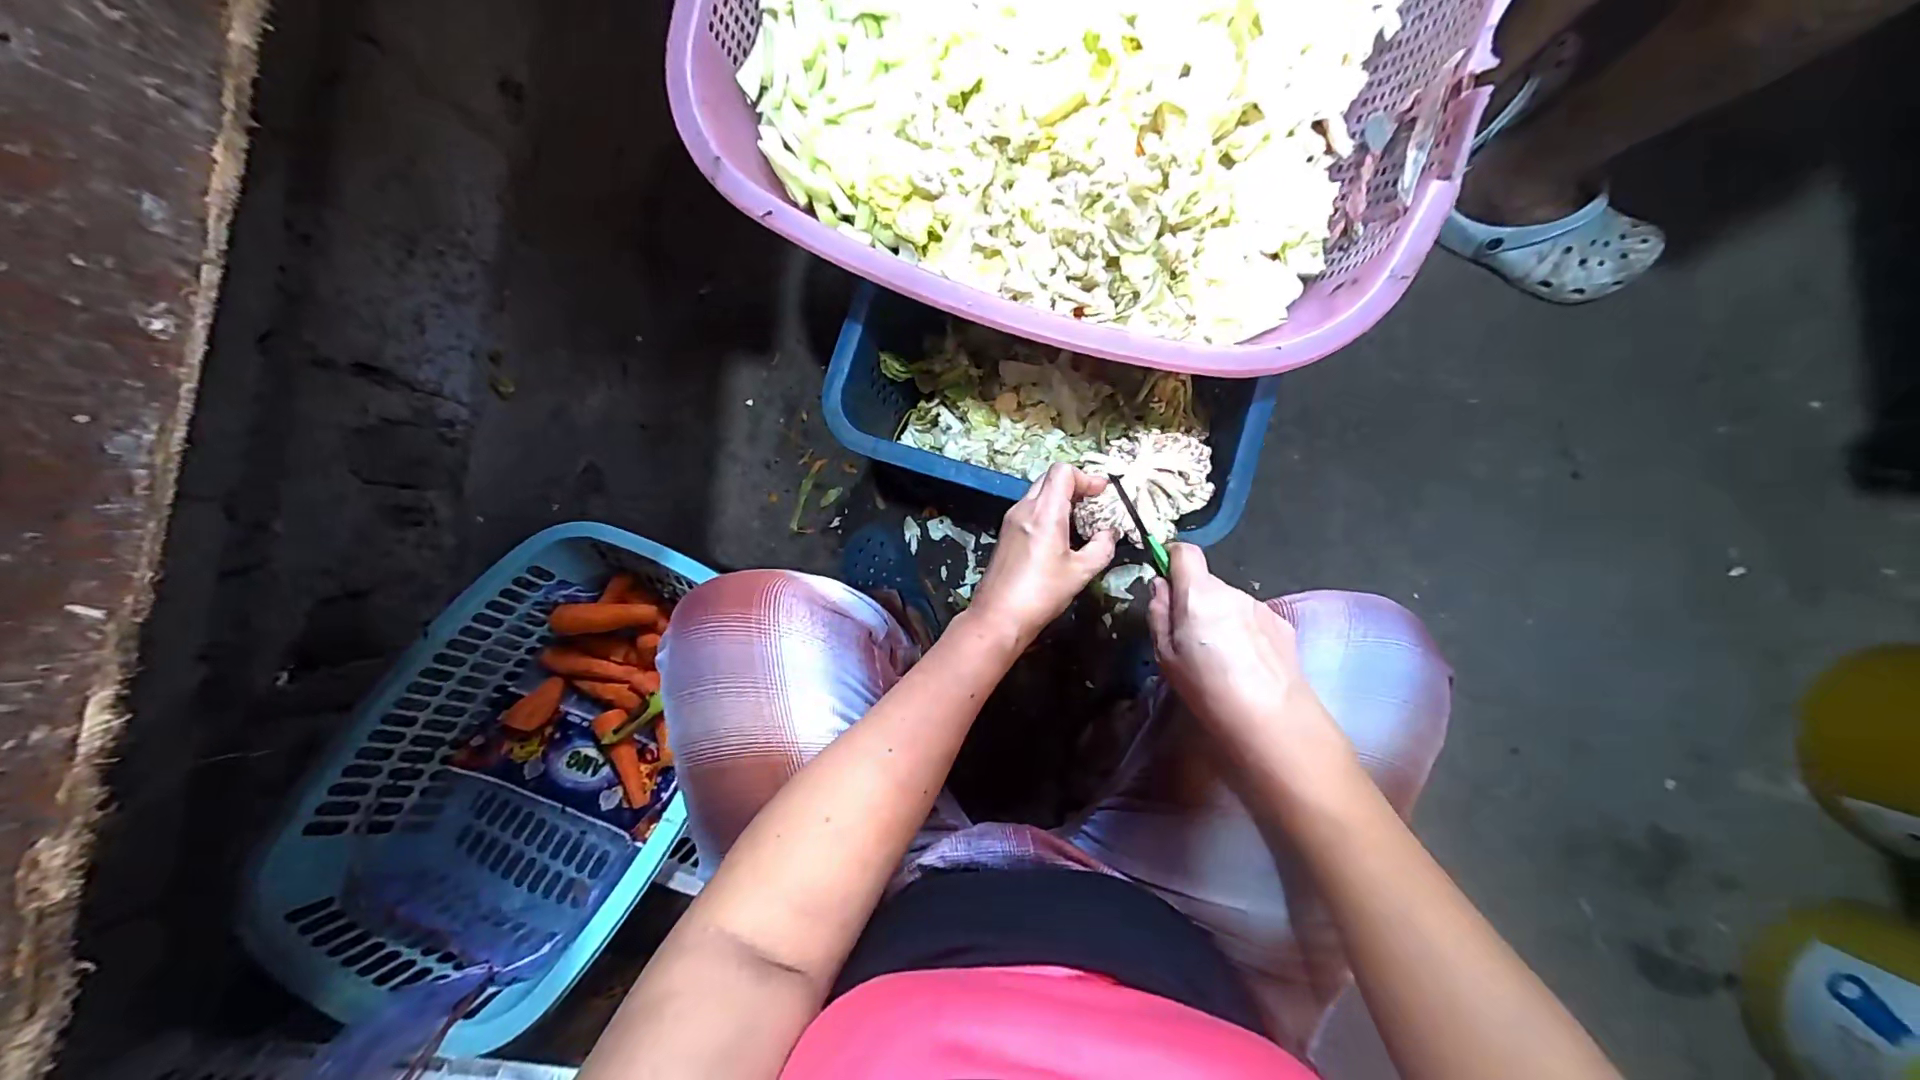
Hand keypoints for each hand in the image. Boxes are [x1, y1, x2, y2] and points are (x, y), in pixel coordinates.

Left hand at [967, 464, 1117, 645]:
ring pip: (1038, 495)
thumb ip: (1101, 547)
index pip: (1062, 472)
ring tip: (1080, 522)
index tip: (1102, 493)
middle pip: (1049, 479)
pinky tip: (1060, 537)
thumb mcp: (1081, 572)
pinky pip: (1029, 512)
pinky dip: (1048, 513)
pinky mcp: (1006, 535)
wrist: (997, 617)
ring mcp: (1010, 521)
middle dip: (1075, 487)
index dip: (1086, 477)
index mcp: (1043, 512)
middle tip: (1094, 505)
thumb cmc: (1041, 594)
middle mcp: (1023, 509)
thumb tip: (1109, 534)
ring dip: (1061, 500)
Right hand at [1147, 543, 1313, 745]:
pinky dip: (1242, 631)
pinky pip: (1250, 617)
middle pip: (1206, 582)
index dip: (1172, 561)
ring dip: (1219, 617)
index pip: (1185, 552)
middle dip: (1195, 600)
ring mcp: (1259, 606)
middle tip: (1189, 638)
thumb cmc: (1206, 687)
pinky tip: (1244, 662)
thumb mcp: (1165, 654)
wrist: (1271, 717)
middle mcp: (1230, 591)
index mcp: (1198, 593)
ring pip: (1228, 601)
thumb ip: (1158, 613)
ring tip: (1219, 656)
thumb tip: (1160, 585)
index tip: (1166, 585)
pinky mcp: (1281, 623)